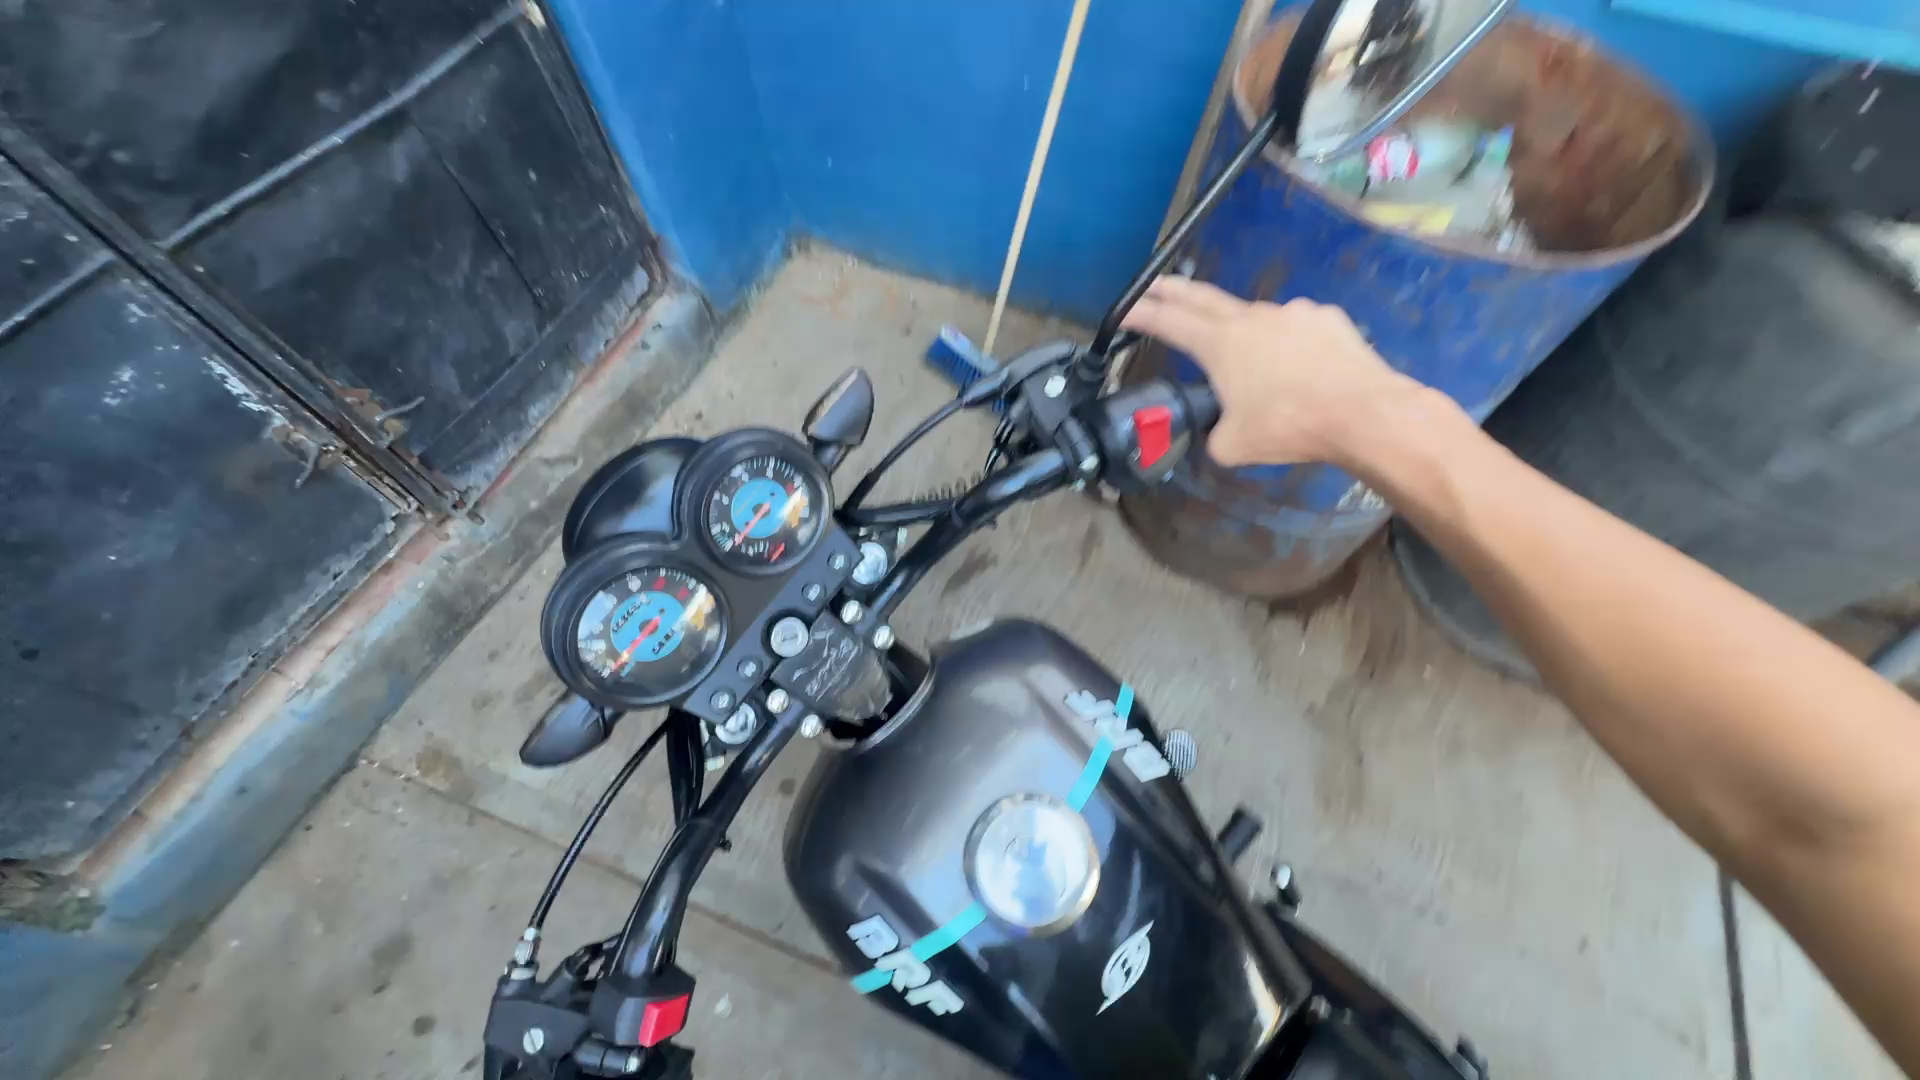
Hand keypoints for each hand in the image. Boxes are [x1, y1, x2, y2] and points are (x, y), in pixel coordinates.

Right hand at [1120, 276, 1419, 466]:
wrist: (1364, 412)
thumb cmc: (1289, 426)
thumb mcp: (1232, 445)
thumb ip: (1215, 433)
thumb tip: (1220, 430)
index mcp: (1220, 344)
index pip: (1169, 322)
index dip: (1142, 314)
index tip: (1125, 308)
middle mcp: (1253, 318)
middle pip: (1203, 299)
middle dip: (1174, 292)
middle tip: (1156, 286)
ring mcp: (1293, 313)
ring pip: (1254, 319)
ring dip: (1239, 329)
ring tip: (1241, 353)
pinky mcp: (1327, 320)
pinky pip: (1294, 329)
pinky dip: (1283, 343)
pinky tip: (1294, 365)